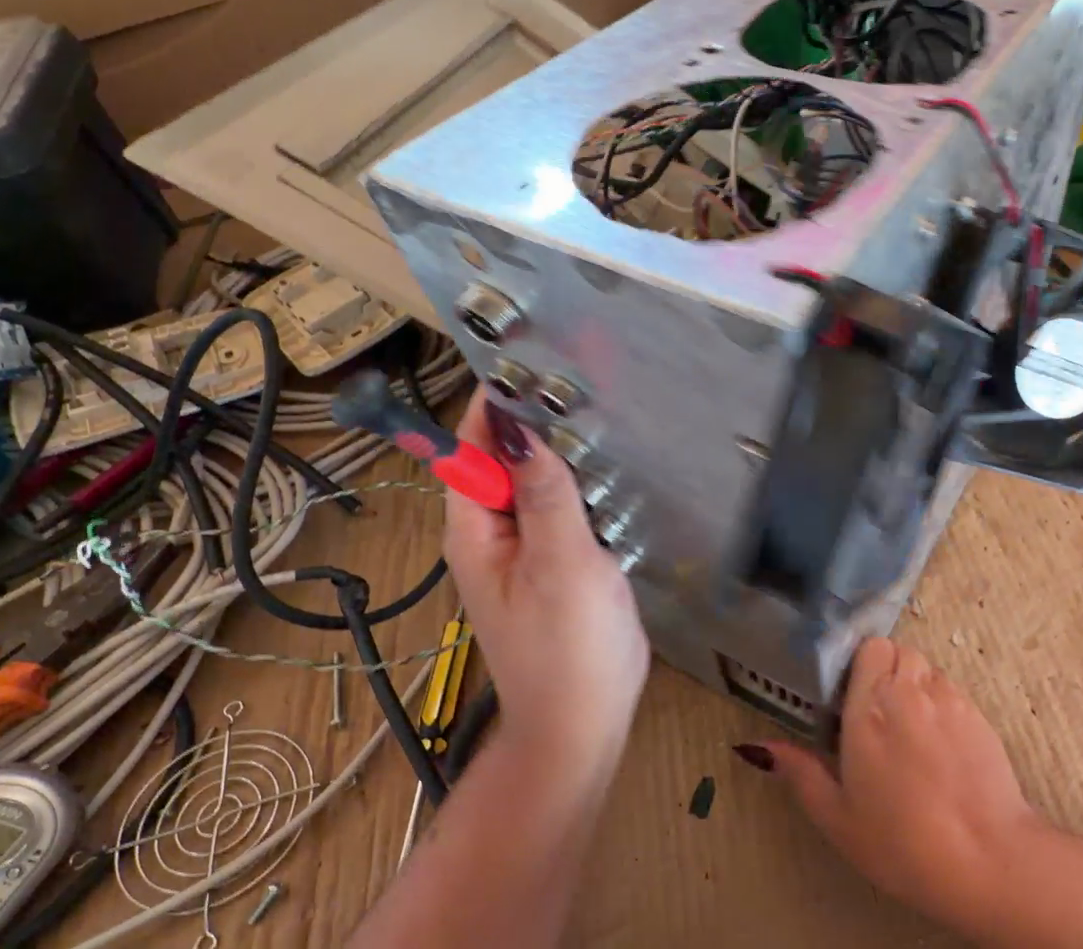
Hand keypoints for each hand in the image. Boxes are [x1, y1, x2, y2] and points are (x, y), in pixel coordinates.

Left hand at [443, 393, 649, 761]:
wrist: (582, 725)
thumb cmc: (568, 647)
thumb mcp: (561, 563)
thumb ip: (544, 493)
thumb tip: (519, 425)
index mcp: (476, 529)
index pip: (470, 445)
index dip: (493, 401)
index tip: (534, 357)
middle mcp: (491, 533)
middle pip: (501, 459)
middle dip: (534, 418)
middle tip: (584, 375)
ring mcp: (525, 550)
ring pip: (535, 482)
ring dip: (560, 449)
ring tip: (601, 408)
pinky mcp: (556, 565)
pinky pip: (560, 508)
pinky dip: (580, 482)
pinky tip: (613, 468)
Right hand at [751, 638, 1041, 928]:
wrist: (985, 857)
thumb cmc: (902, 842)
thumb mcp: (837, 817)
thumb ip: (799, 772)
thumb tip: (758, 746)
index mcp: (869, 708)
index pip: (869, 647)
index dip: (861, 664)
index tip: (851, 694)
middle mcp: (911, 692)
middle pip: (899, 652)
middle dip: (886, 672)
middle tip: (876, 715)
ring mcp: (951, 700)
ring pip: (928, 670)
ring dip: (915, 687)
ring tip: (908, 732)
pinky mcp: (980, 716)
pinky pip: (953, 692)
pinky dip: (941, 706)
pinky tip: (937, 748)